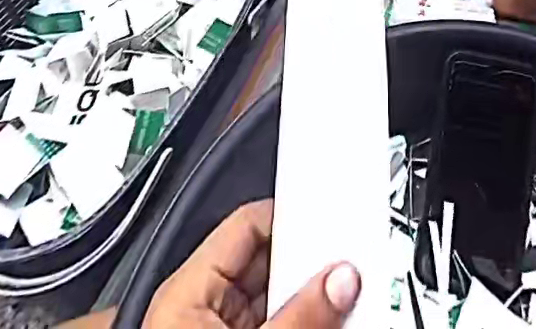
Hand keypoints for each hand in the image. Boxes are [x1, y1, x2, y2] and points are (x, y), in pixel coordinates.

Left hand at [142, 200, 361, 328]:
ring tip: (341, 305)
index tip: (333, 224)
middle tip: (346, 270)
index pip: (250, 224)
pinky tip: (328, 325)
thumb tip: (342, 279)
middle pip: (267, 263)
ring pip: (275, 299)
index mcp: (188, 291)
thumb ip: (300, 319)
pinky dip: (301, 325)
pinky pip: (275, 325)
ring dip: (309, 302)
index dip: (292, 217)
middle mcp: (200, 309)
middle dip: (307, 267)